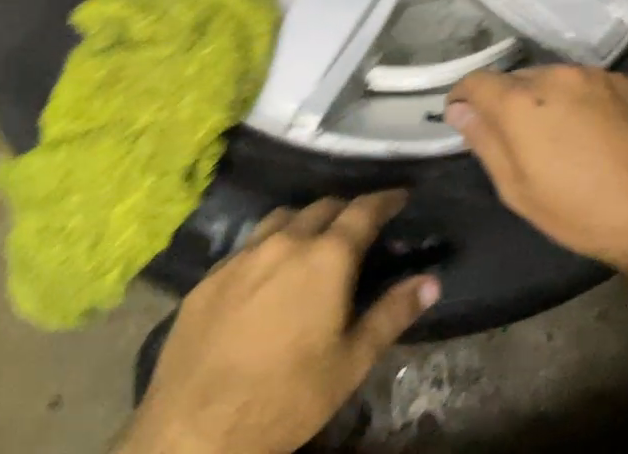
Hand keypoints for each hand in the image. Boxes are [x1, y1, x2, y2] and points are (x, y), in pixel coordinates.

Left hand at [121, 191, 439, 453]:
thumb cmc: (287, 396)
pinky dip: (268, 248)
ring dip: (304, 222)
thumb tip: (431, 281)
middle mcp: (283, 243)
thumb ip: (393, 314)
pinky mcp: (208, 279)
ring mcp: (240, 258)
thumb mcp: (352, 362)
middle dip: (346, 210)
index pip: (363, 211)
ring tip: (313, 242)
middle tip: (361, 227)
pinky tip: (267, 276)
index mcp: (326, 258)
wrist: (196, 430)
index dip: (386, 200)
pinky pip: (246, 248)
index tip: (400, 197)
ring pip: (280, 220)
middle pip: (322, 207)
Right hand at [444, 66, 627, 270]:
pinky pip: (584, 84)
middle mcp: (554, 75)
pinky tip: (591, 133)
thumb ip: (484, 142)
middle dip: (507, 103)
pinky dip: (577, 100)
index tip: (464, 119)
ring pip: (551, 79)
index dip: (463, 99)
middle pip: (515, 79)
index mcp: (520, 101)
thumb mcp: (518, 190)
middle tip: (517, 141)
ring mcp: (592, 75)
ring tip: (558, 138)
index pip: (476, 81)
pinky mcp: (622, 81)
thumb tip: (460, 110)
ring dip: (543, 100)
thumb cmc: (581, 211)